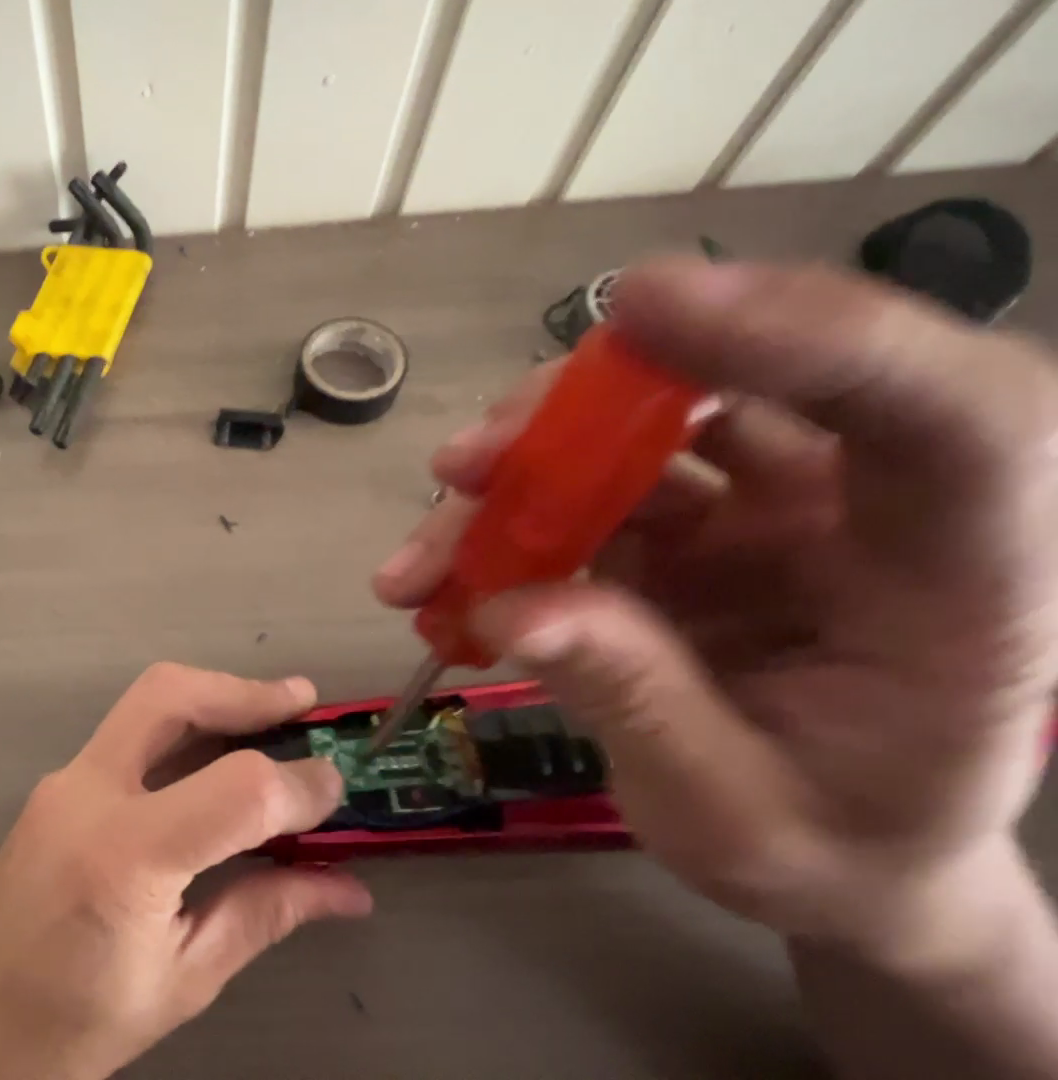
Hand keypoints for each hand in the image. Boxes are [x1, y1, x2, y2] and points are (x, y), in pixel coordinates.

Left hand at [0, 664, 370, 1079]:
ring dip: (211, 700)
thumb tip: (348, 888)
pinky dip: (180, 731)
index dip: (299, 783)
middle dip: (244, 693)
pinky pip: (125, 737)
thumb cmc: (80, 1021)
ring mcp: (61, 785)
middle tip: (304, 702)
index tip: (337, 790)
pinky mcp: (54, 788)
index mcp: (124, 858)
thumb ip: (266, 914)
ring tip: (272, 715)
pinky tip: (215, 758)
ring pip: (142, 704)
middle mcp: (84, 797)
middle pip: (170, 697)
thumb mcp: (186, 977)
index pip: (236, 789)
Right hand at [375, 257, 1057, 961]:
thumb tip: (510, 610)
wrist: (836, 861)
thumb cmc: (828, 848)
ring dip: (512, 477)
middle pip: (733, 392)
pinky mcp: (685, 525)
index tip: (642, 305)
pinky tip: (443, 577)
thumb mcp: (733, 812)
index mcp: (956, 576)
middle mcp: (859, 508)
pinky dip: (501, 525)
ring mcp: (764, 508)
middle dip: (577, 414)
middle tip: (463, 467)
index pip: (940, 411)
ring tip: (423, 560)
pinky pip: (581, 490)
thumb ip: (638, 703)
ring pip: (630, 434)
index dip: (806, 335)